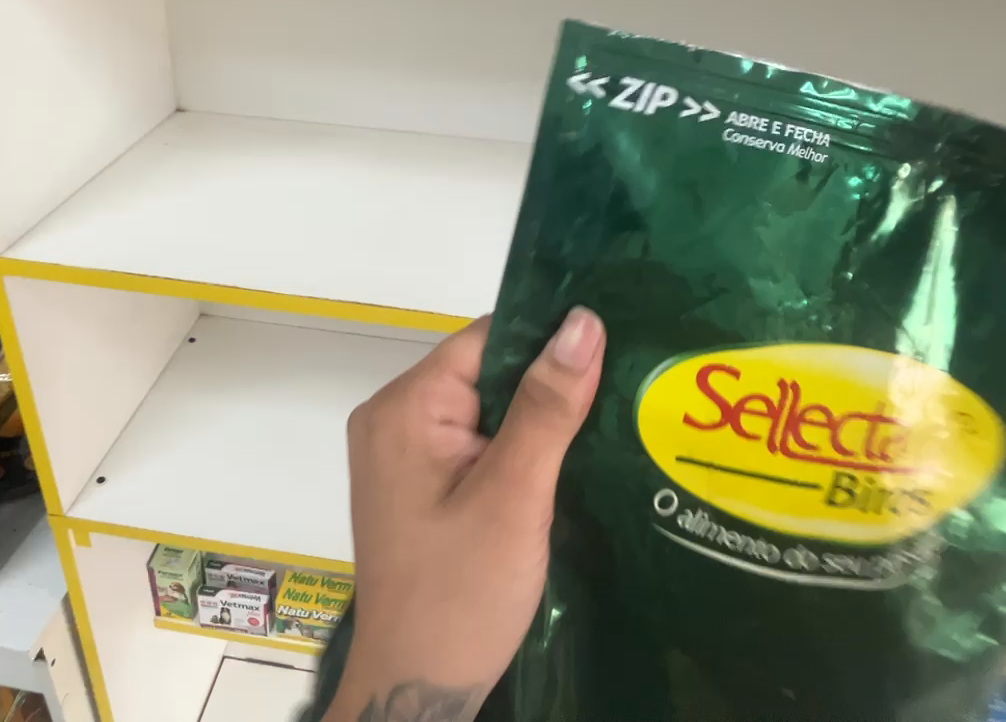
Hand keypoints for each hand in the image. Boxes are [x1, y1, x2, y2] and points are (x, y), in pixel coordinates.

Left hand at [322, 309, 605, 721]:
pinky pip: (470, 437)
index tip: (606, 349)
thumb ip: (547, 406)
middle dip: (541, 384)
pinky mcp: (413, 477)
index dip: (545, 341)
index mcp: (404, 406)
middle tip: (613, 394)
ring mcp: (399, 448)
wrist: (417, 685)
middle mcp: (392, 414)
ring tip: (595, 426)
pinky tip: (554, 461)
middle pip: (482, 369)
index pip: (484, 339)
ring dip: (530, 418)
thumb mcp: (512, 495)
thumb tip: (582, 320)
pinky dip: (510, 446)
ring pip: (481, 404)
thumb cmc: (462, 595)